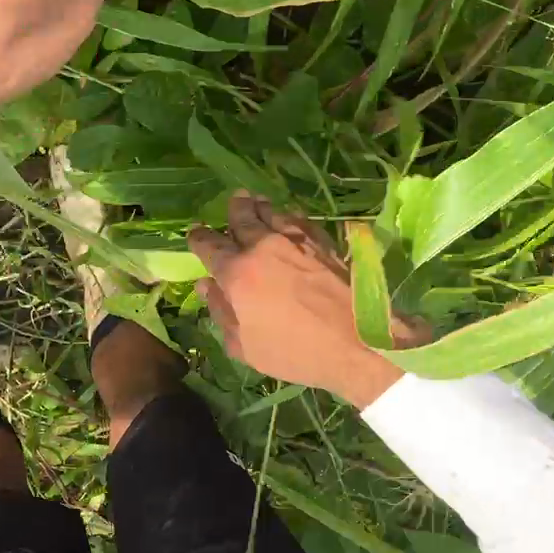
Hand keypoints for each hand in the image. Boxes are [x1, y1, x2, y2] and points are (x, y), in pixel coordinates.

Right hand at [188, 193, 427, 408]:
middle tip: (233, 200)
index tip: (195, 233)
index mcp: (237, 273)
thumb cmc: (295, 352)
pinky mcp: (325, 242)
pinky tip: (290, 215)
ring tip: (256, 201)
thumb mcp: (244, 346)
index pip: (209, 246)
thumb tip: (206, 285)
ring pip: (272, 213)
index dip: (198, 238)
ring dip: (260, 207)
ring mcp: (297, 241)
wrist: (359, 344)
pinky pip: (301, 220)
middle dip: (234, 208)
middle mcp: (263, 247)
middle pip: (242, 218)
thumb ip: (221, 312)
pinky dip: (290, 215)